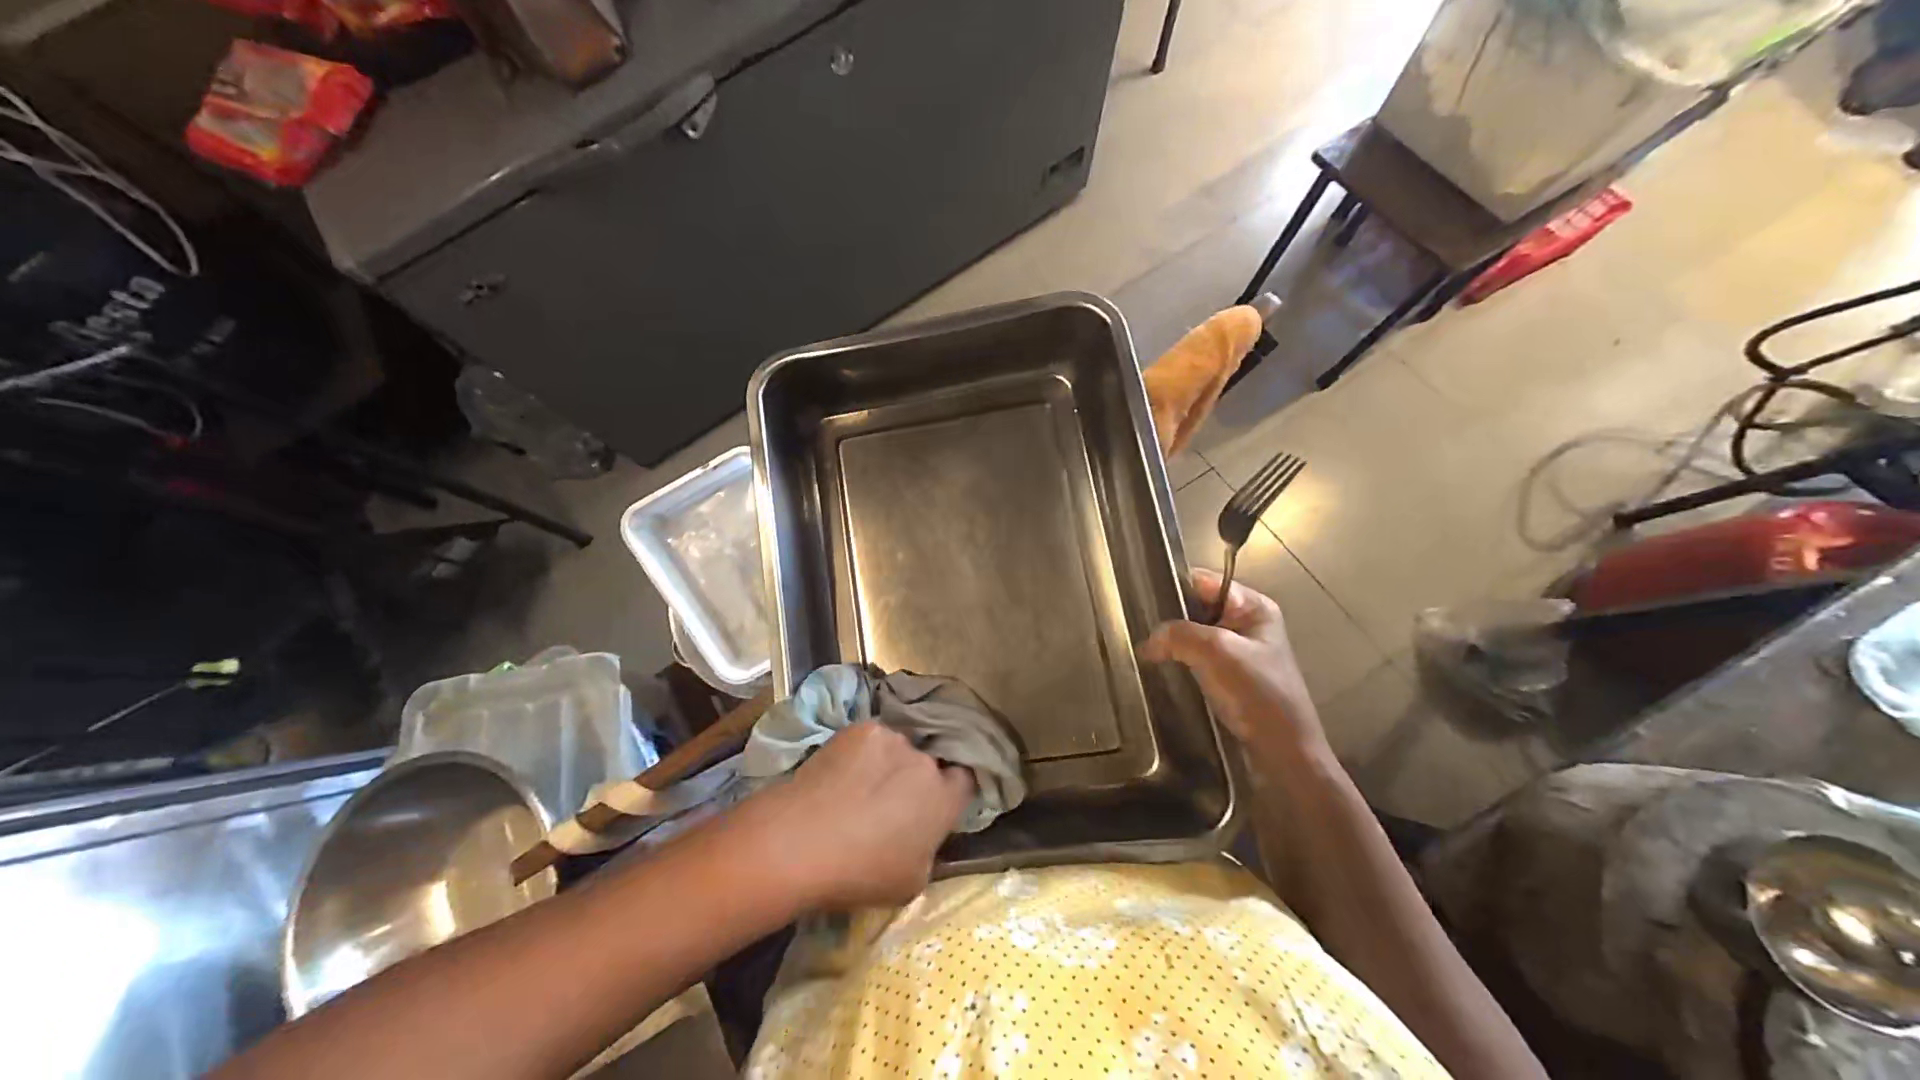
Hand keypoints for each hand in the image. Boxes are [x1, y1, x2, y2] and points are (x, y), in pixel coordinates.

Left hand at [736, 721, 973, 910]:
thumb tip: (920, 833)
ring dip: (887, 765)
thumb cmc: (860, 874)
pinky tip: (839, 774)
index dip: (951, 791)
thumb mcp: (911, 881)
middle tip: (889, 804)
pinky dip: (860, 754)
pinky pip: (870, 741)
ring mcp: (891, 740)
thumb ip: (928, 848)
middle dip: (914, 781)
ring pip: (897, 750)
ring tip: (857, 788)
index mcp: (944, 799)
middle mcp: (924, 761)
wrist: (800, 843)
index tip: (934, 805)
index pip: (965, 780)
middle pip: (928, 765)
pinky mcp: (859, 729)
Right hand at [1140, 569, 1334, 773]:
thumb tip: (1147, 641)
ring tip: (1146, 651)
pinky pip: (1196, 658)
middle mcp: (1246, 622)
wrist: (1284, 751)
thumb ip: (1178, 635)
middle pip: (1196, 607)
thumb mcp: (1217, 652)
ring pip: (1193, 635)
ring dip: (1172, 644)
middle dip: (1169, 618)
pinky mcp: (1229, 675)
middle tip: (1139, 629)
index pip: (1203, 581)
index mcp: (1253, 606)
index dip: (1173, 588)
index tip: (1142, 601)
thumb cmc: (1258, 693)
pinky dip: (1179, 662)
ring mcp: (1238, 650)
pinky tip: (1162, 669)